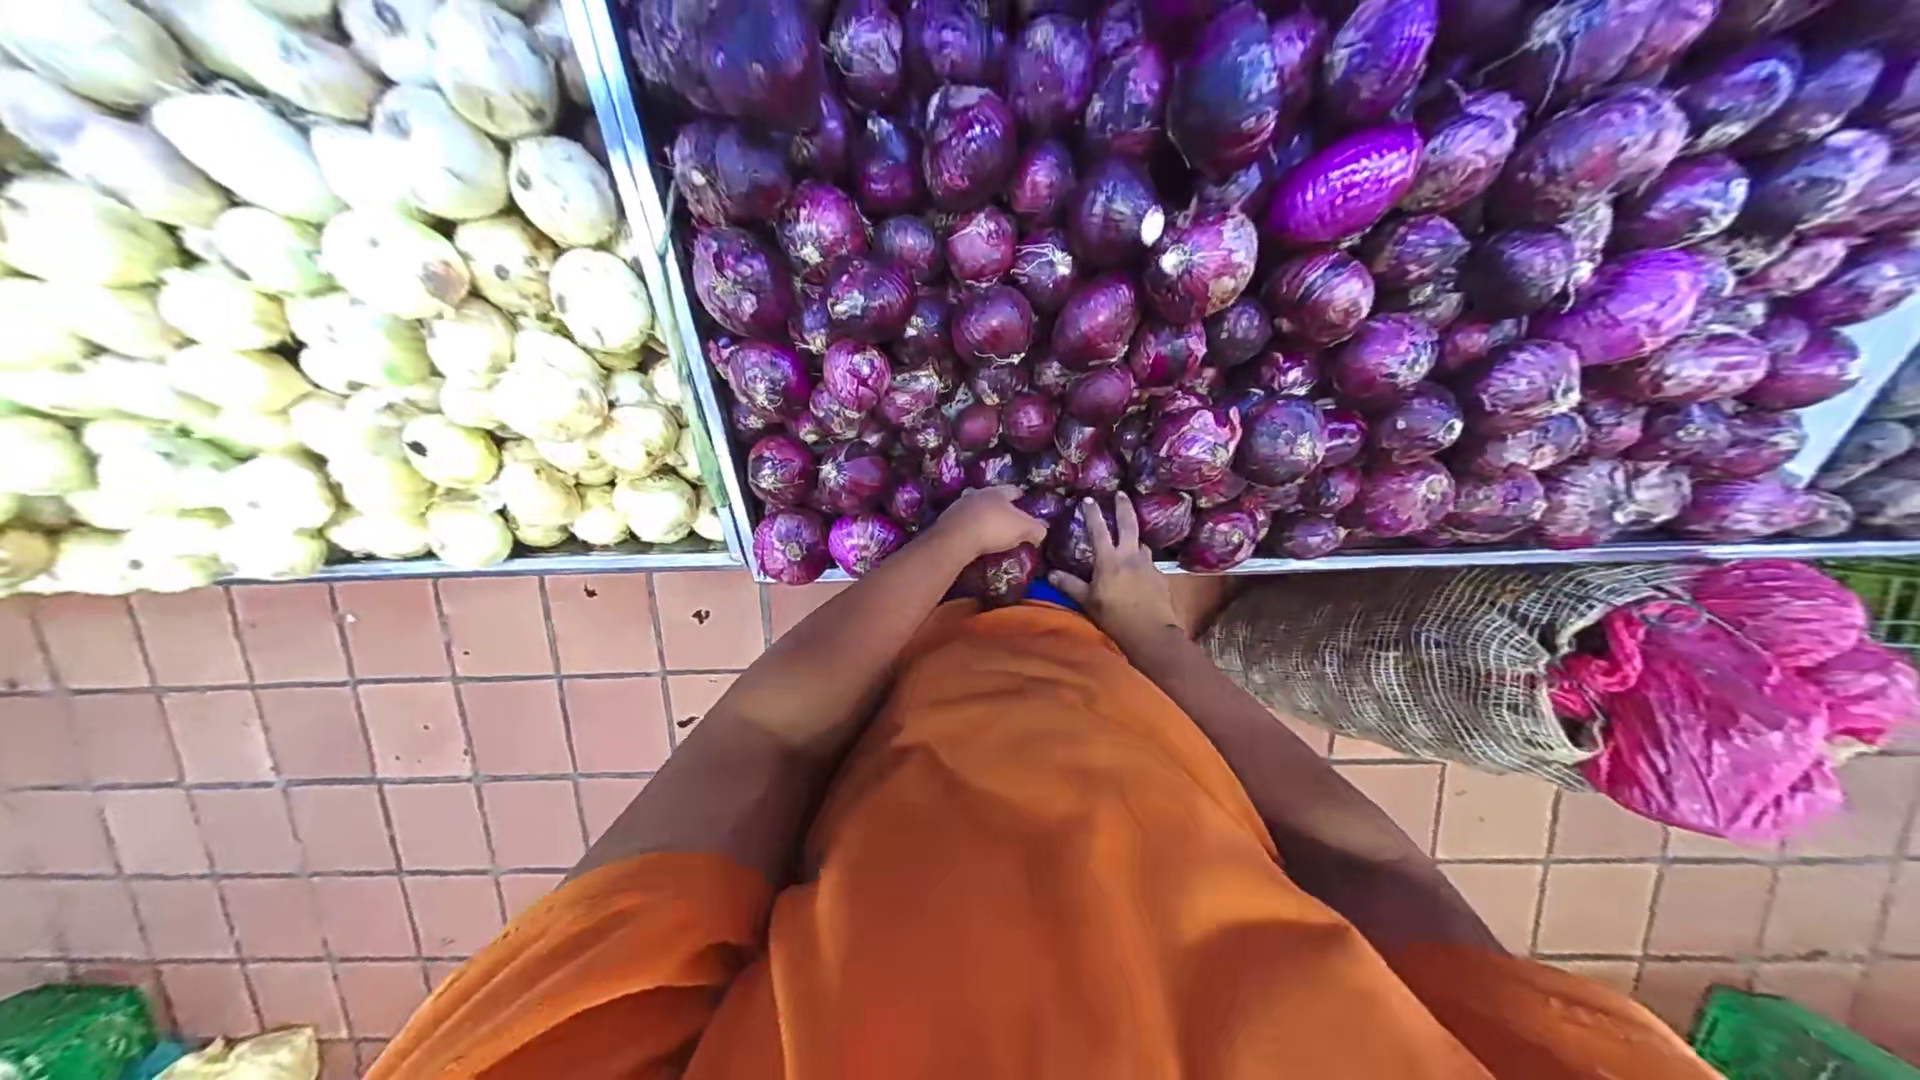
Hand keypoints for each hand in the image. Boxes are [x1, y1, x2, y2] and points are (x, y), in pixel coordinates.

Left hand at [929, 485, 1046, 560]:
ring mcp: (960, 506)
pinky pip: (964, 520)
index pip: (1012, 490)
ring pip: (975, 507)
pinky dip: (970, 525)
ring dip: (982, 514)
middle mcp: (978, 494)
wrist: (956, 537)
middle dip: (998, 503)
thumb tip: (1042, 530)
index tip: (1023, 497)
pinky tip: (972, 534)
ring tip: (989, 524)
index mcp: (998, 493)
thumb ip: (1036, 528)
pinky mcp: (948, 520)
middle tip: (1006, 513)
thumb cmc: (994, 528)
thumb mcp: (1023, 529)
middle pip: (991, 497)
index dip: (1019, 494)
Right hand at [1048, 494, 1180, 653]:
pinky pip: (1148, 561)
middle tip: (1121, 494)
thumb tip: (1051, 574)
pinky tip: (1138, 569)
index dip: (1093, 513)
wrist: (1151, 633)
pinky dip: (1141, 560)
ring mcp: (1148, 564)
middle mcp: (1130, 556)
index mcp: (1109, 561)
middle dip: (1123, 507)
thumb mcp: (1088, 602)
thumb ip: (1070, 586)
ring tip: (1128, 540)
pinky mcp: (1160, 576)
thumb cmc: (1115, 617)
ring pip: (1140, 543)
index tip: (1089, 499)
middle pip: (1128, 524)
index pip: (1099, 530)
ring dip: (1134, 538)